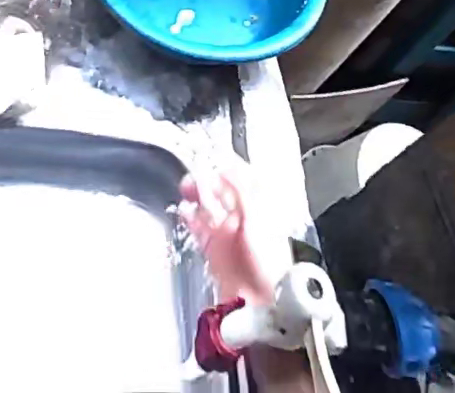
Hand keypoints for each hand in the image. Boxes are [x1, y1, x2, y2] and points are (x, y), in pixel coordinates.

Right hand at [180, 154, 288, 305]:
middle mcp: (240, 215)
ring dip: (196, 194)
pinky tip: (184, 208)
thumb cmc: (269, 260)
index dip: (227, 165)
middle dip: (207, 178)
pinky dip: (190, 216)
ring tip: (186, 186)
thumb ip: (242, 192)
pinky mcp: (212, 247)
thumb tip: (228, 168)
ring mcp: (225, 231)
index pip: (240, 178)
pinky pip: (198, 226)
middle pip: (220, 189)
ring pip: (207, 205)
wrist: (263, 303)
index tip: (213, 152)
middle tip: (194, 169)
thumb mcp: (258, 218)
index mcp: (257, 205)